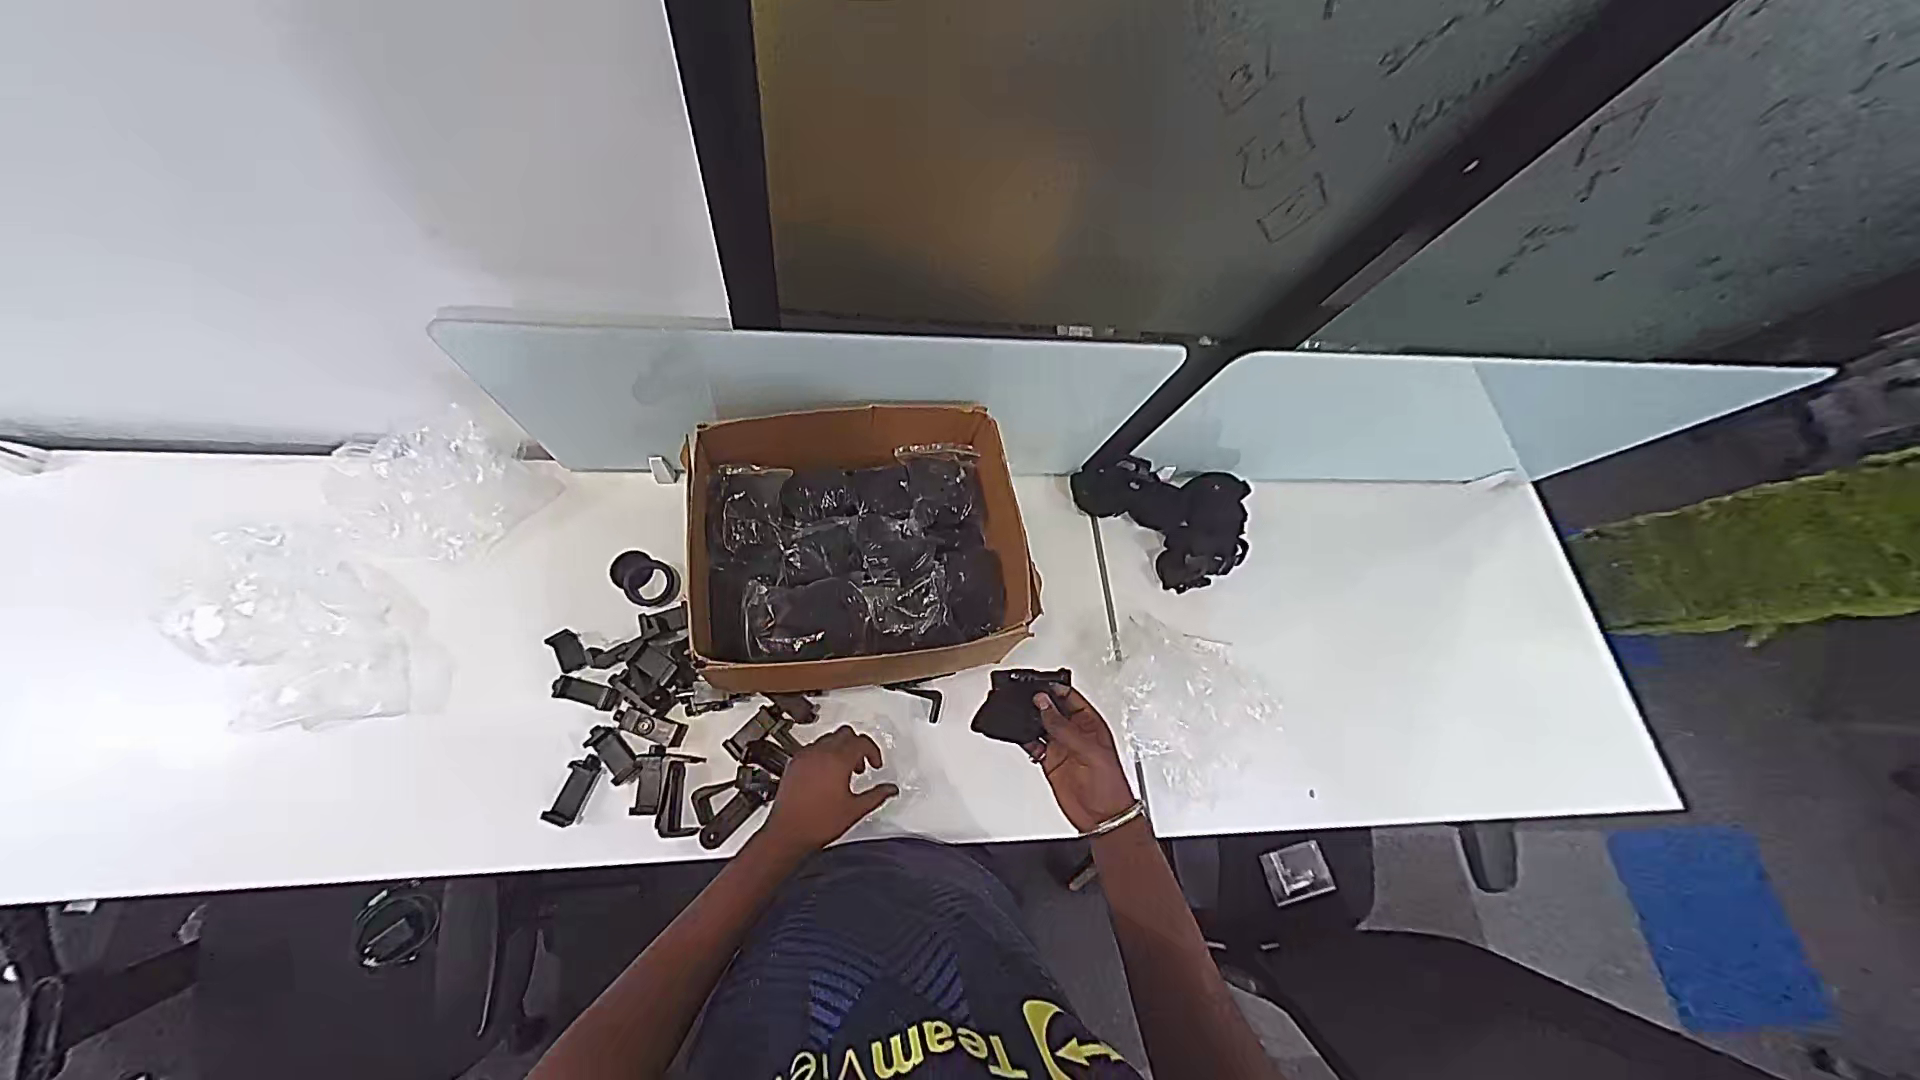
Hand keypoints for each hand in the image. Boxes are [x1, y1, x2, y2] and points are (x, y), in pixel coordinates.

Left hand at [760, 725, 898, 856]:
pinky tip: (826, 774)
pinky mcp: (794, 763)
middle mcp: (820, 753)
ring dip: (840, 748)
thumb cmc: (816, 824)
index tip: (875, 763)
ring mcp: (805, 756)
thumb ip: (876, 796)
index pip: (861, 742)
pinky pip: (813, 748)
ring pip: (828, 738)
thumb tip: (890, 789)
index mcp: (837, 760)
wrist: (786, 834)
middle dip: (857, 746)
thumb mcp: (854, 810)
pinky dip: (824, 754)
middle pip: (845, 733)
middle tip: (862, 764)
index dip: (873, 751)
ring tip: (844, 771)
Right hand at [1030, 686, 1137, 832]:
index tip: (1039, 685)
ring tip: (1018, 713)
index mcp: (1090, 724)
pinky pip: (1034, 744)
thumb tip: (1045, 704)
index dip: (1055, 689)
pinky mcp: (1050, 762)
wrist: (1103, 818)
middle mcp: (1074, 733)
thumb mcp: (1088, 751)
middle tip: (1024, 697)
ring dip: (1030, 719)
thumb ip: (1064, 727)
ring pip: (1041, 725)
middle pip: (1052, 709)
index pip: (1070, 697)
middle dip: (1039, 701)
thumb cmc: (1110, 786)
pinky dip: (1025, 739)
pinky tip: (1019, 735)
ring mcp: (1061, 747)